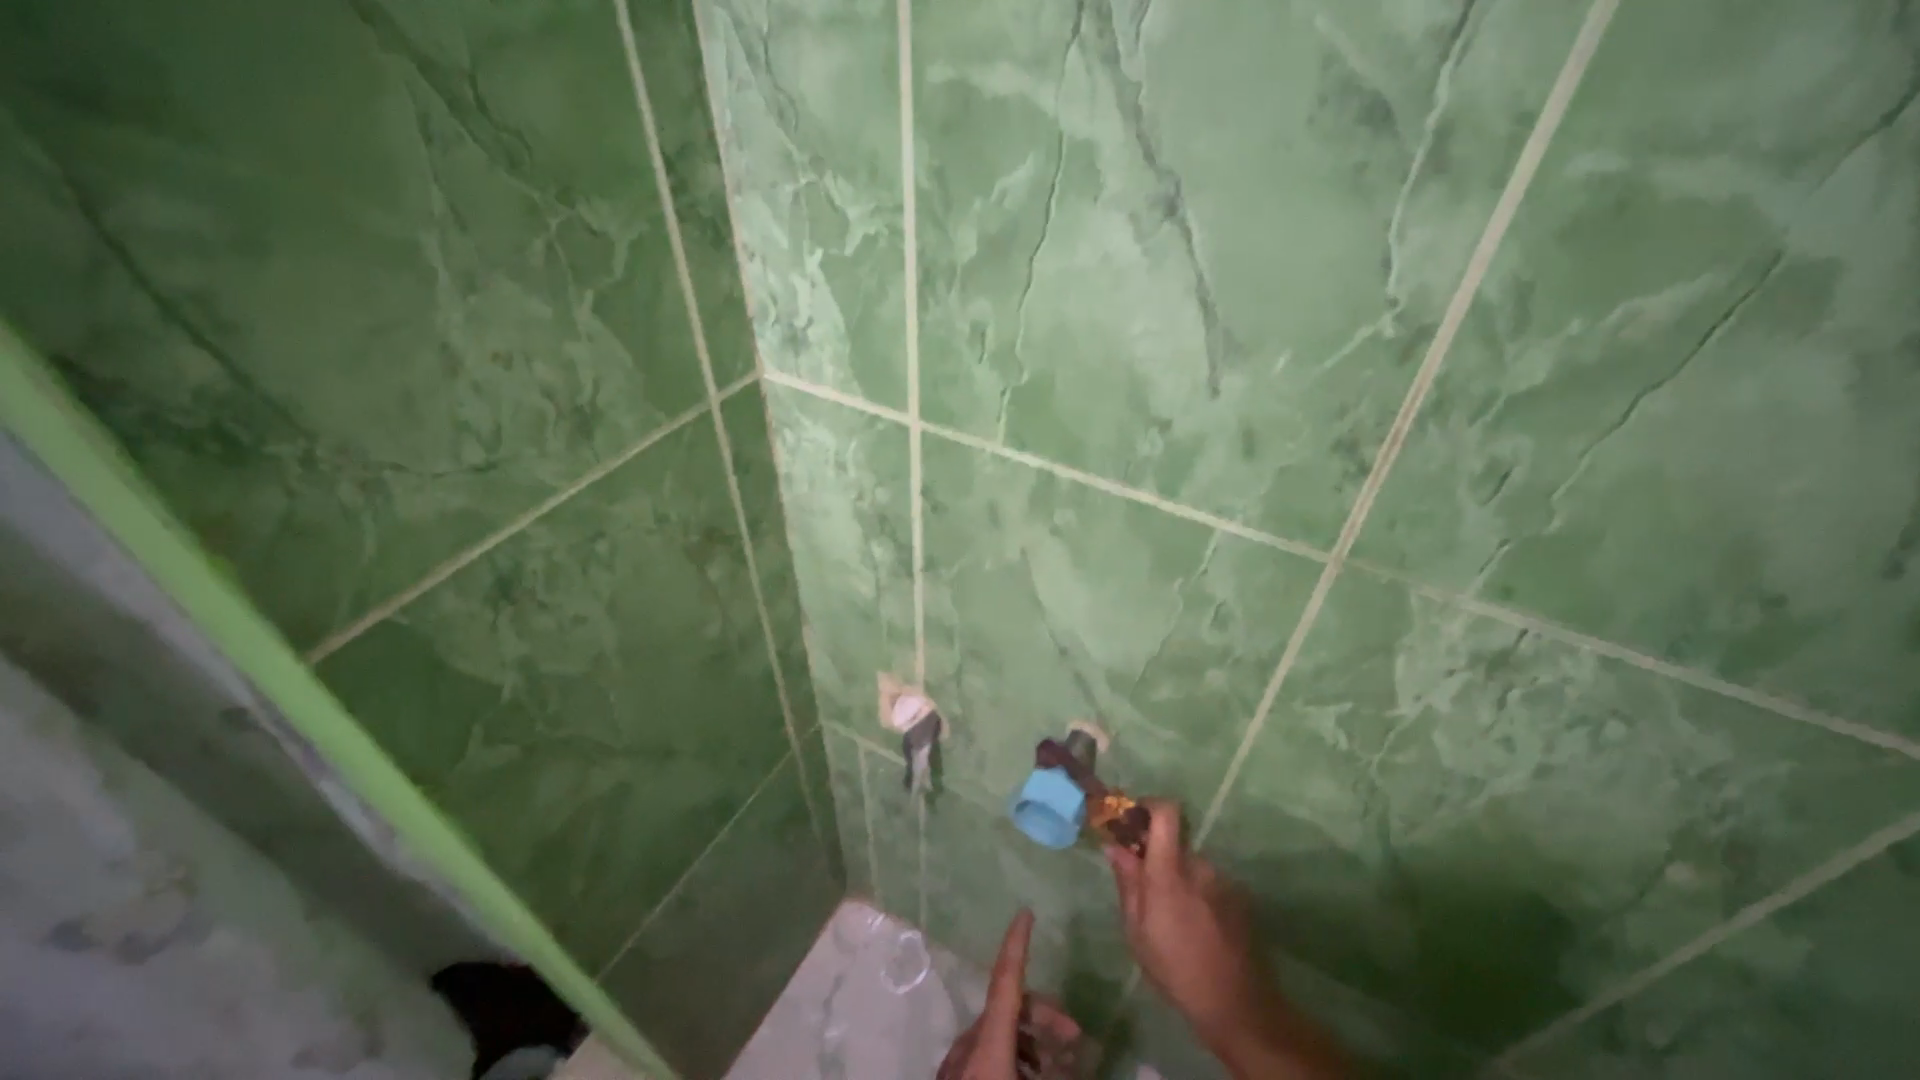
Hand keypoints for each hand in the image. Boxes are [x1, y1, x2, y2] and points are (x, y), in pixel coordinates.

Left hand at [936, 910, 1082, 1079]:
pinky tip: (1026, 1069)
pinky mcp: (950, 1076)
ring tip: (1052, 1060)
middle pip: (1006, 1010)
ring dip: (1026, 1038)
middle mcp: (967, 1043)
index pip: (1004, 980)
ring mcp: (954, 1061)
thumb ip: (1057, 1071)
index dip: (1016, 944)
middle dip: (1042, 1014)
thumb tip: (1080, 1058)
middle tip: (1073, 1034)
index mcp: (987, 1042)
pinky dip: (1008, 1053)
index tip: (1025, 912)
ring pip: (994, 1033)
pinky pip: (982, 1053)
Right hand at [1104, 801, 1275, 1044]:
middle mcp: (1199, 866)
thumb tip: (1114, 846)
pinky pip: (1208, 883)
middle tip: (1143, 889)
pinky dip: (1197, 895)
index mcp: (1169, 871)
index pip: (1166, 812)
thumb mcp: (1136, 931)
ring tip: (1171, 919)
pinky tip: (1195, 929)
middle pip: (1174, 843)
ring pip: (1191, 866)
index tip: (1131, 819)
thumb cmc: (1175, 969)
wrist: (1235, 1002)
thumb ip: (1127, 882)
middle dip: (1156, 856)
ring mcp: (1223, 881)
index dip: (1148, 805)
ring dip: (1178, 879)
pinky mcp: (1238, 897)